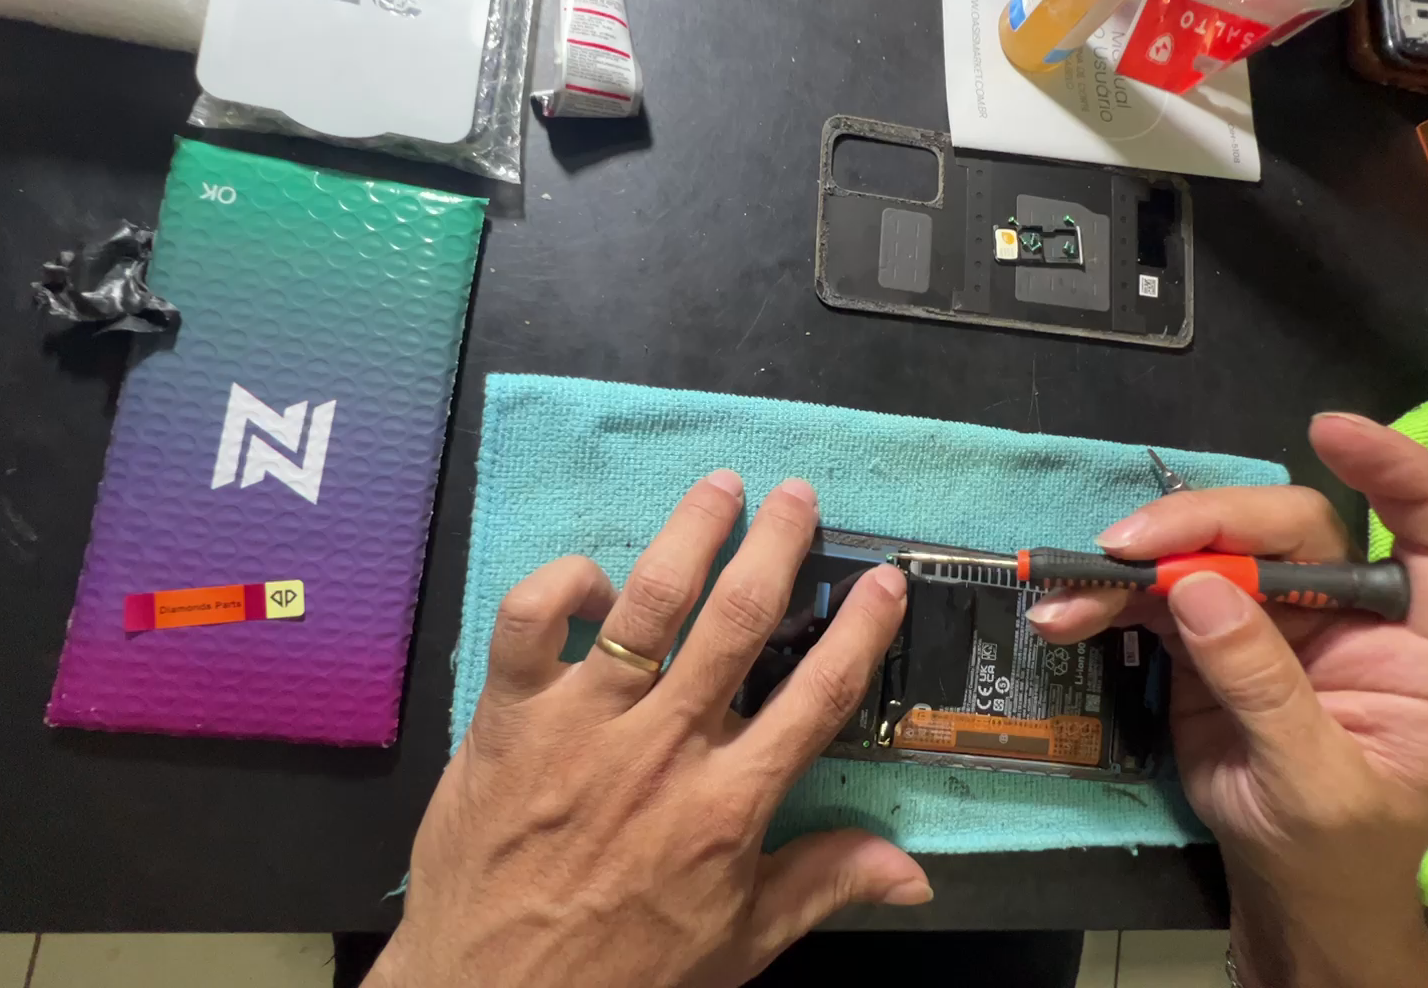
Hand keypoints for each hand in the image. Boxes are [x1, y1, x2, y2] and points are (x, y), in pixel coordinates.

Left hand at [368, 472, 930, 987]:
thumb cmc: (624, 972)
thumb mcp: (739, 942)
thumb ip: (825, 885)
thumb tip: (916, 871)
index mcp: (728, 803)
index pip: (817, 698)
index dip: (860, 632)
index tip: (882, 579)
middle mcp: (662, 745)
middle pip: (736, 621)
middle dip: (775, 546)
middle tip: (796, 495)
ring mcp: (581, 723)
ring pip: (647, 602)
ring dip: (691, 534)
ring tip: (720, 487)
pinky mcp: (510, 713)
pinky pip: (531, 621)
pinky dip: (563, 584)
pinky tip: (594, 582)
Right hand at [1025, 413, 1427, 987]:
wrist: (1279, 876)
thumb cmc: (1336, 845)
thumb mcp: (1316, 784)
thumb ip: (1265, 687)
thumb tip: (1198, 589)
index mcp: (1418, 647)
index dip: (1401, 476)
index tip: (1330, 433)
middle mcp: (1347, 613)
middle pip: (1287, 529)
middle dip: (1204, 525)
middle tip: (1126, 547)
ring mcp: (1270, 618)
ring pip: (1205, 553)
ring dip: (1133, 564)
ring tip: (1070, 588)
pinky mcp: (1204, 633)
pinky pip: (1152, 595)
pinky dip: (1103, 601)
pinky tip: (1062, 617)